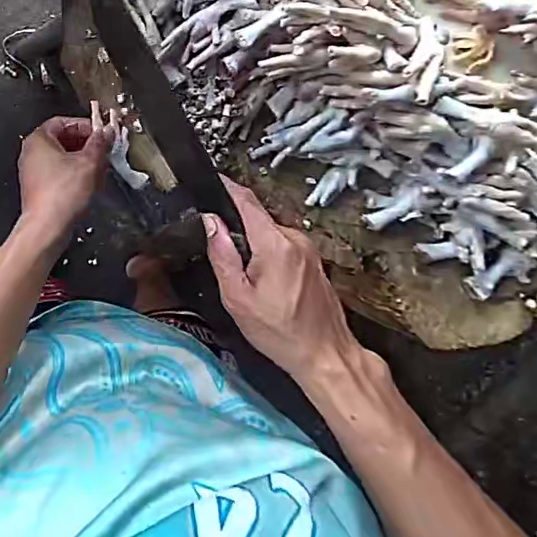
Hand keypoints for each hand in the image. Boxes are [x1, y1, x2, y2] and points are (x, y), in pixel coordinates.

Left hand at [16, 106, 114, 237]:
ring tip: (100, 167)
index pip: (63, 122)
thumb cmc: (61, 194)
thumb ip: (99, 143)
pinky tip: (90, 182)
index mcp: (38, 140)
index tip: (101, 131)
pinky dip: (74, 174)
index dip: (85, 125)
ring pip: (62, 157)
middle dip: (86, 143)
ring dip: (83, 159)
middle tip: (104, 148)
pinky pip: (59, 173)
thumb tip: (105, 133)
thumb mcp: (89, 163)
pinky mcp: (39, 187)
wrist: (47, 226)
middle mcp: (31, 153)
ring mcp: (33, 171)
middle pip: (62, 139)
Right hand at [202, 176, 361, 383]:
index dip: (226, 187)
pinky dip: (265, 253)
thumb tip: (210, 222)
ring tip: (240, 272)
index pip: (246, 201)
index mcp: (275, 244)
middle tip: (216, 246)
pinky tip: (260, 280)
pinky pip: (281, 245)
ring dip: (250, 242)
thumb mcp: (236, 295)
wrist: (326, 356)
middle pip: (256, 217)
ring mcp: (308, 251)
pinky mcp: (313, 262)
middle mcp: (295, 241)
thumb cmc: (280, 332)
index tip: (211, 180)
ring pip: (268, 233)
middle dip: (234, 225)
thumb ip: (221, 254)